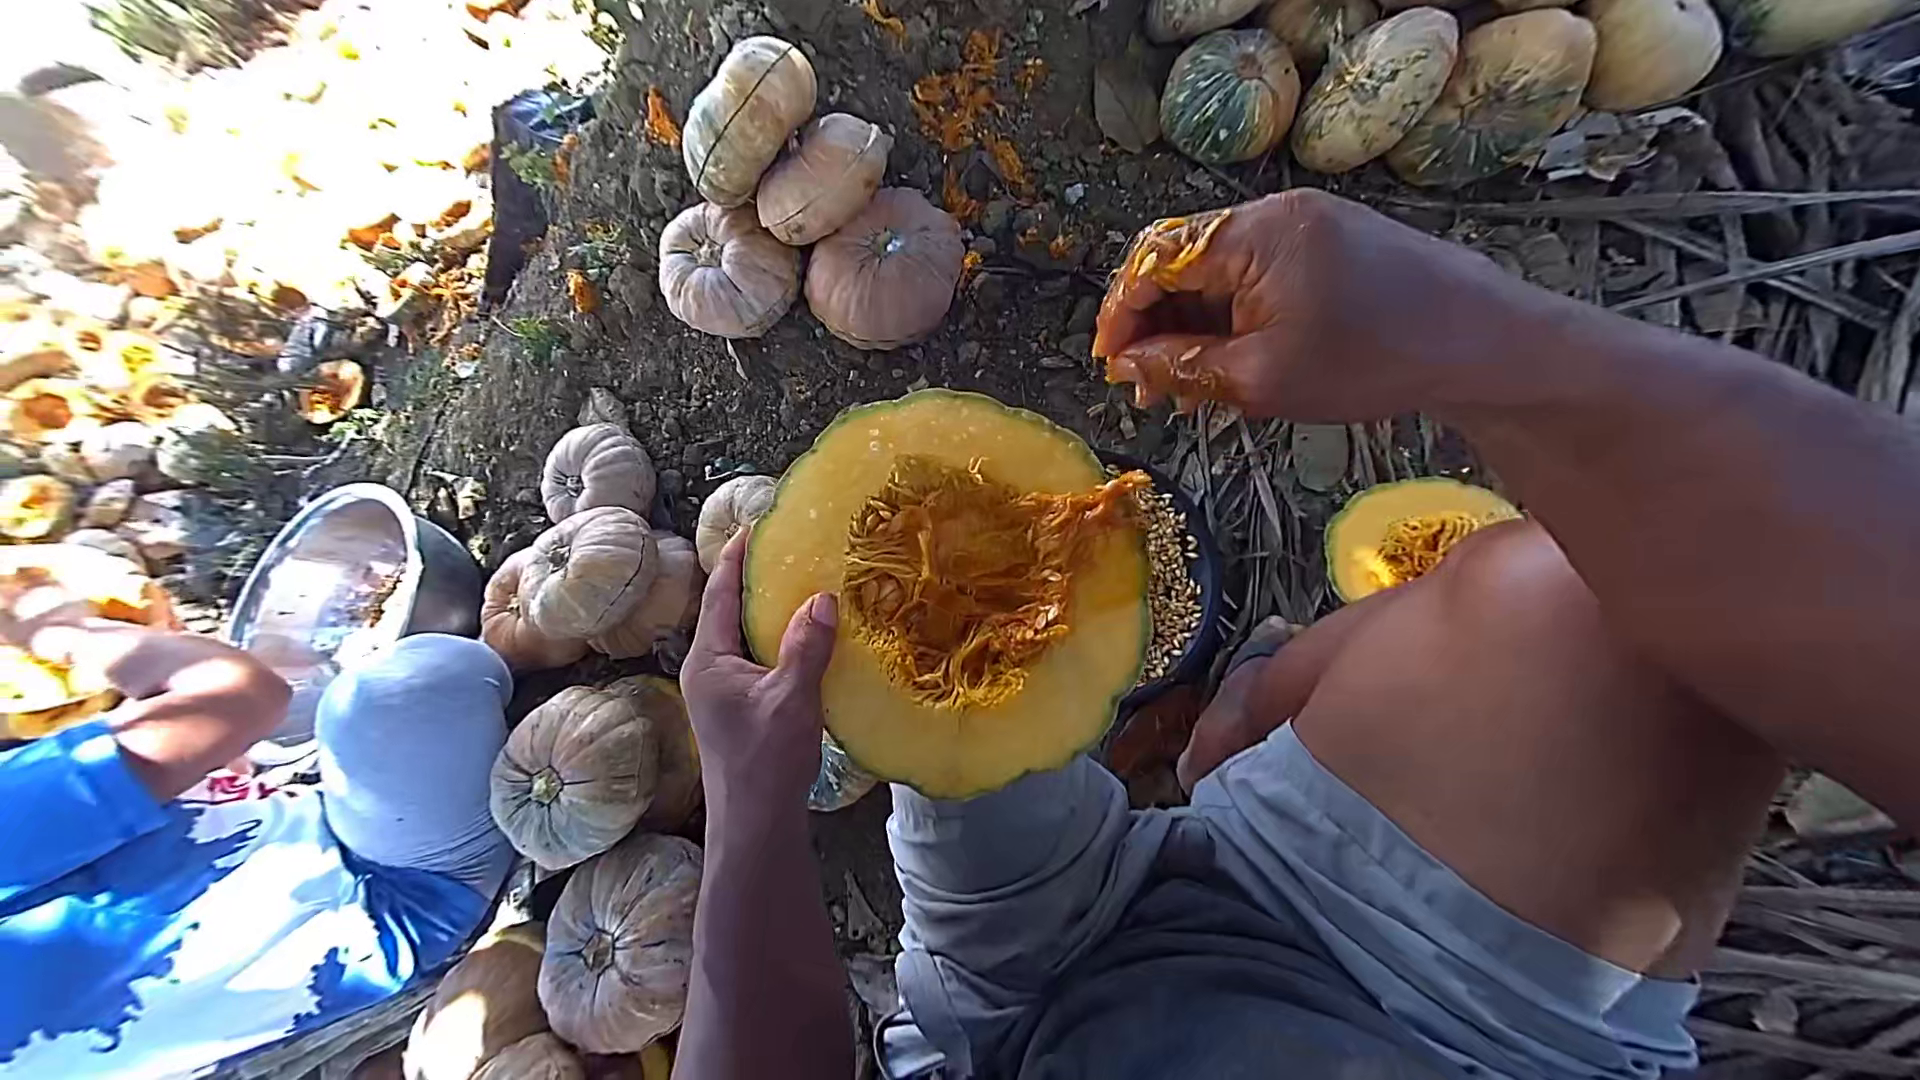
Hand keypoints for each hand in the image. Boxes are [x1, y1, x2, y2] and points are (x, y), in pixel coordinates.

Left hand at [680, 529, 837, 818]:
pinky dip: (776, 635)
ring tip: (798, 582)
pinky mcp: (739, 703)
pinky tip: (804, 633)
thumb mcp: (791, 699)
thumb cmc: (766, 761)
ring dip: (765, 607)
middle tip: (785, 548)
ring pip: (743, 633)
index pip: (718, 594)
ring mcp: (722, 688)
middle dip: (752, 577)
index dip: (734, 557)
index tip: (753, 526)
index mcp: (708, 660)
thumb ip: (806, 647)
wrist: (756, 822)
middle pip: (727, 609)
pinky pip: (756, 654)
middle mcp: (708, 668)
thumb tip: (822, 598)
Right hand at [1093, 189, 1534, 420]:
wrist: (1482, 346)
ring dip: (1184, 331)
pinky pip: (1245, 283)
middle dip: (1150, 326)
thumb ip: (1179, 366)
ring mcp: (1297, 230)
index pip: (1156, 261)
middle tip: (1142, 383)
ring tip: (1178, 389)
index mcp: (1256, 235)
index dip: (1120, 313)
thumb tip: (1125, 364)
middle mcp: (1272, 218)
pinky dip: (1221, 325)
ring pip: (1209, 278)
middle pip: (1178, 264)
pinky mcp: (1315, 249)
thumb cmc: (1371, 360)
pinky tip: (1216, 366)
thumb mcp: (1258, 377)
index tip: (1109, 363)